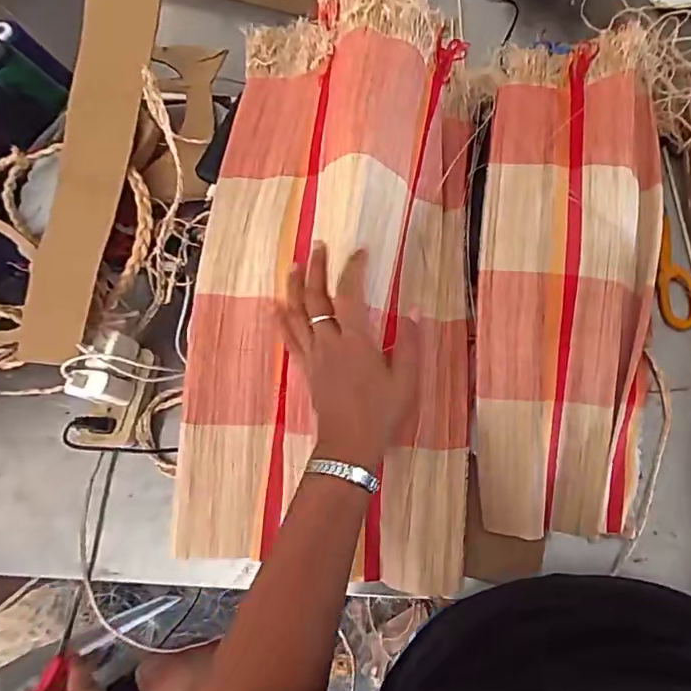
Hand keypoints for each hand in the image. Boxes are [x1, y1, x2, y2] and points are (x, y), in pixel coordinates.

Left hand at [276, 243, 420, 472]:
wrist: (349, 444)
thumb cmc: (381, 412)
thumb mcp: (406, 379)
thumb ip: (410, 344)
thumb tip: (414, 312)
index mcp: (356, 340)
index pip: (349, 295)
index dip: (353, 269)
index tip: (359, 252)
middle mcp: (330, 342)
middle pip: (317, 298)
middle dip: (318, 269)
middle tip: (319, 246)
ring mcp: (314, 355)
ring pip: (298, 314)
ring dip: (296, 288)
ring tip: (295, 266)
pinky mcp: (306, 368)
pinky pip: (289, 339)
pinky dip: (282, 320)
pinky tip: (276, 307)